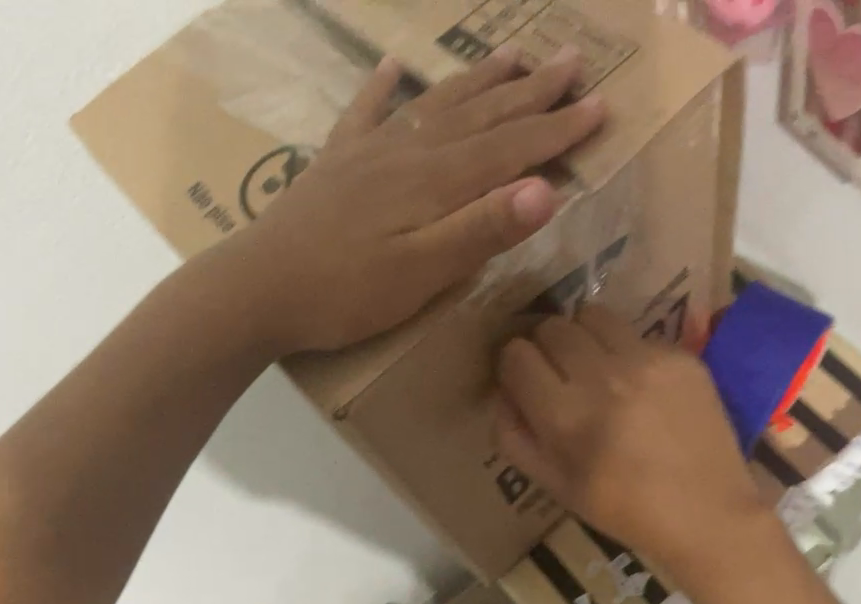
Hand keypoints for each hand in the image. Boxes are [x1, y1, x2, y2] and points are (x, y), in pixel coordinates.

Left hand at [218, 46, 603, 355]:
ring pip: (436, 104)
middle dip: (532, 91)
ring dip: (478, 80)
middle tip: (573, 61)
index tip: (603, 105)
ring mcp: (371, 152)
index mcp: (439, 181)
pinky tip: (390, 68)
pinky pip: (365, 113)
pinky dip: (382, 89)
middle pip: (483, 114)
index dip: (560, 129)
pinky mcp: (337, 164)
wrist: (258, 289)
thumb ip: (484, 229)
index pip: (513, 147)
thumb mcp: (426, 272)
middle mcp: (410, 152)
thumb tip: (547, 189)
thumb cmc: (348, 292)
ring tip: (510, 53)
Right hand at [495, 306, 774, 573]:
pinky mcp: (681, 356)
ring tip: (596, 366)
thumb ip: (516, 437)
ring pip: (592, 315)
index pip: (516, 355)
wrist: (706, 513)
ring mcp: (646, 361)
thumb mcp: (557, 487)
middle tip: (561, 374)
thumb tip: (502, 392)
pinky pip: (637, 334)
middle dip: (546, 347)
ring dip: (584, 336)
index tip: (526, 381)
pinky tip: (642, 386)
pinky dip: (629, 353)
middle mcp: (602, 377)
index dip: (515, 366)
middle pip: (551, 327)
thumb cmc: (625, 510)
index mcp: (565, 416)